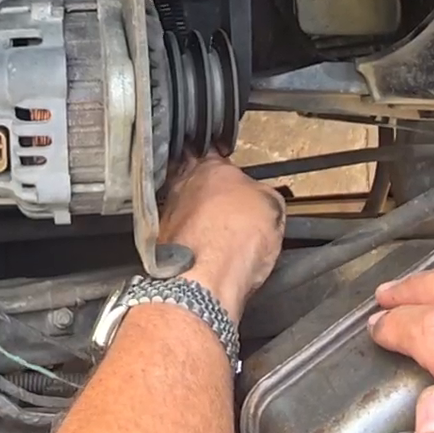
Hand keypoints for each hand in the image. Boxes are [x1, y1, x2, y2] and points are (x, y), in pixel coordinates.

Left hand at [158, 155, 284, 320]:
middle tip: (229, 206)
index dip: (228, 167)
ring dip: (199, 215)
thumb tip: (262, 197)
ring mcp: (169, 211)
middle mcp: (183, 184)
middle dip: (210, 190)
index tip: (236, 176)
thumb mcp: (272, 205)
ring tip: (220, 233)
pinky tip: (207, 250)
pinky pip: (180, 231)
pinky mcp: (161, 239)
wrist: (206, 277)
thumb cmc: (235, 240)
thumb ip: (263, 192)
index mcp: (211, 167)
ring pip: (185, 205)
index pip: (217, 155)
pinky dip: (191, 238)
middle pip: (196, 178)